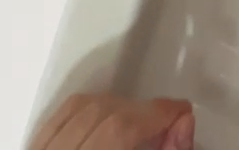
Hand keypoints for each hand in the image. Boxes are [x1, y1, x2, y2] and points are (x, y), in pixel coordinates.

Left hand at [31, 94, 194, 149]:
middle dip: (139, 113)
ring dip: (113, 108)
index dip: (157, 114)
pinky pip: (54, 120)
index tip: (181, 113)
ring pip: (75, 111)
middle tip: (167, 123)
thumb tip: (183, 123)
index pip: (119, 130)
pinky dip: (83, 112)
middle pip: (99, 114)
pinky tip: (104, 120)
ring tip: (138, 125)